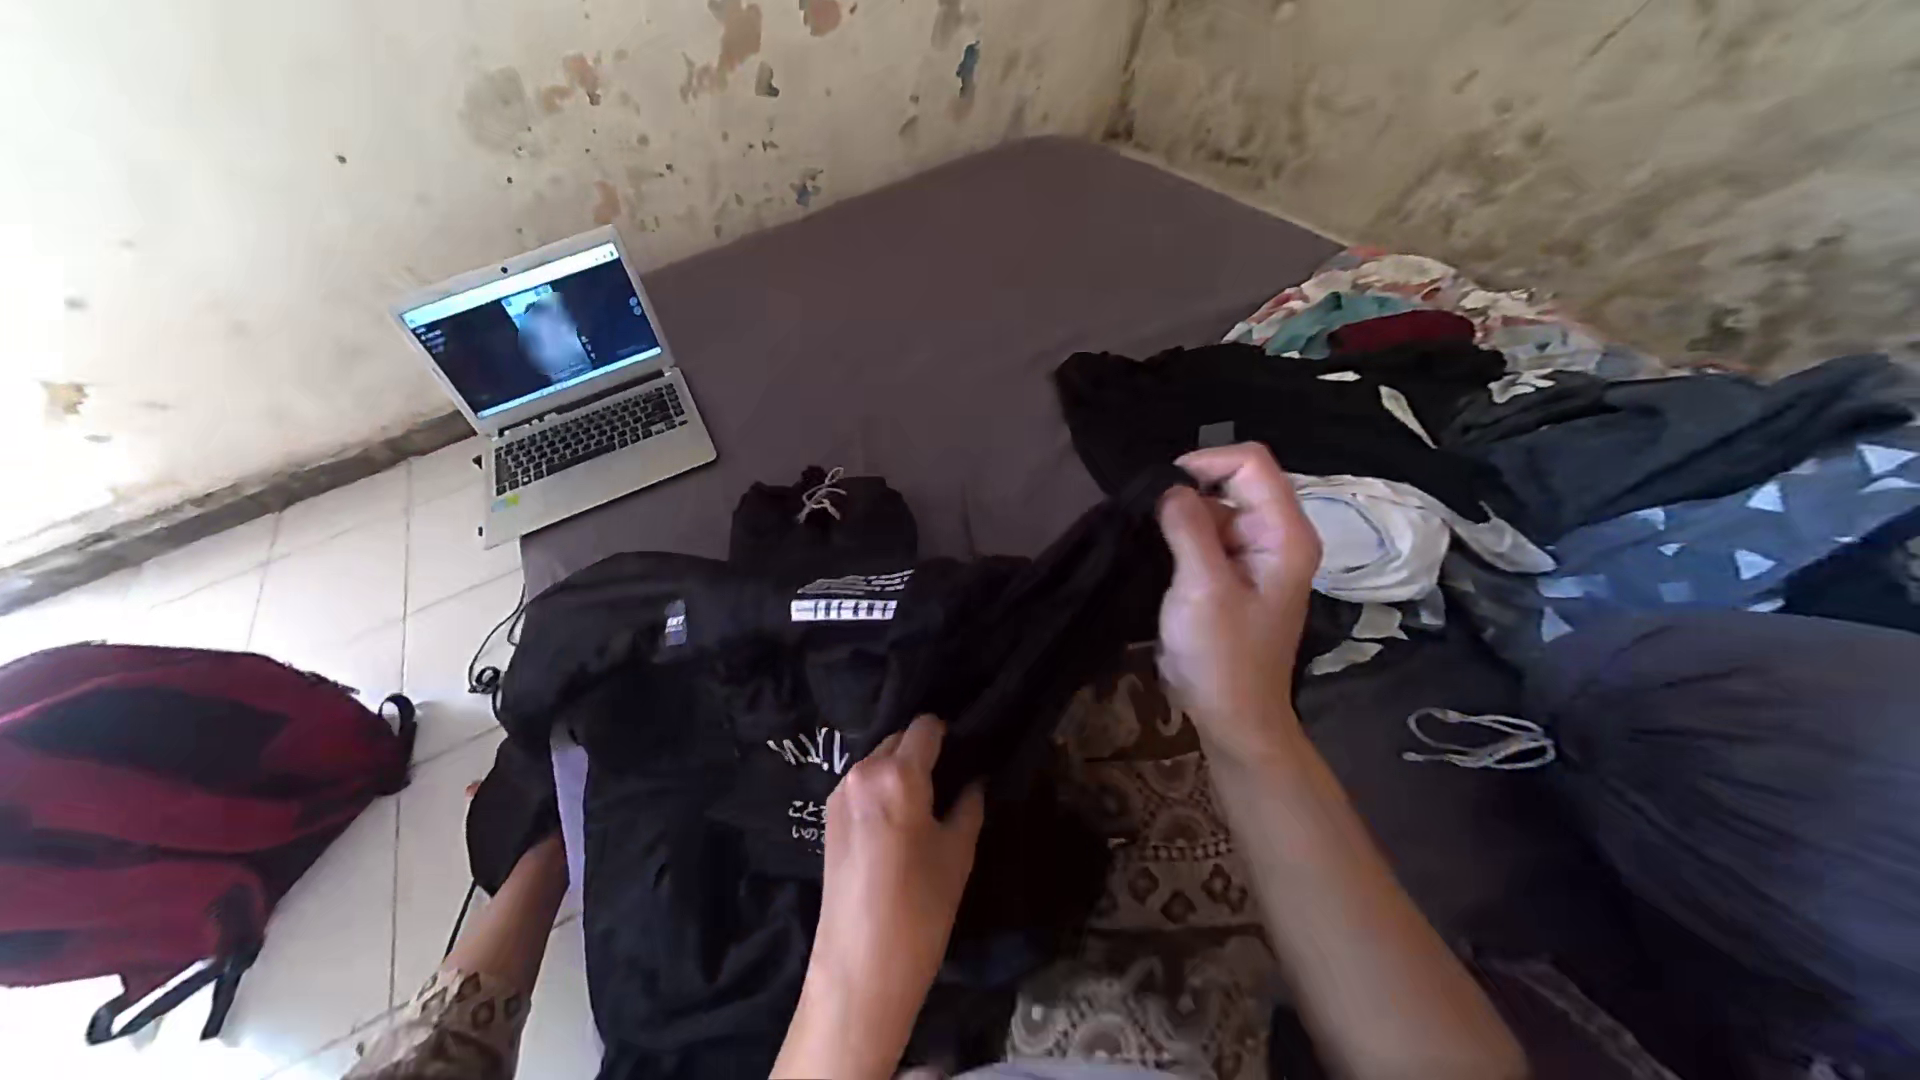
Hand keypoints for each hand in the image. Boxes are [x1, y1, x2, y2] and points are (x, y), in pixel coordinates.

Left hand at [773, 715, 985, 1079]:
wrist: (860, 968)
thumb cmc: (920, 908)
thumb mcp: (958, 852)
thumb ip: (969, 803)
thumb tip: (976, 778)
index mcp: (898, 774)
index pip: (926, 726)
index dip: (949, 734)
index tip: (966, 752)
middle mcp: (863, 771)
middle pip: (899, 739)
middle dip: (924, 751)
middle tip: (949, 781)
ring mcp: (839, 792)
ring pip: (878, 760)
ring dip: (901, 768)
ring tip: (923, 803)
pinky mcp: (827, 815)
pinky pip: (861, 782)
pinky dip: (881, 786)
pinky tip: (896, 820)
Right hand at [1157, 442, 1321, 763]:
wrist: (1231, 715)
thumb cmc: (1222, 655)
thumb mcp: (1202, 588)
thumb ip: (1189, 528)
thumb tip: (1170, 487)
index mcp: (1284, 534)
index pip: (1252, 464)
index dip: (1207, 462)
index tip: (1162, 487)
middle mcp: (1276, 536)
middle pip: (1235, 483)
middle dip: (1190, 493)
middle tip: (1152, 524)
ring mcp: (1255, 555)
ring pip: (1217, 508)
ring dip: (1183, 517)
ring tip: (1153, 542)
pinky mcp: (1233, 573)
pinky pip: (1208, 535)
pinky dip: (1183, 536)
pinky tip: (1161, 554)